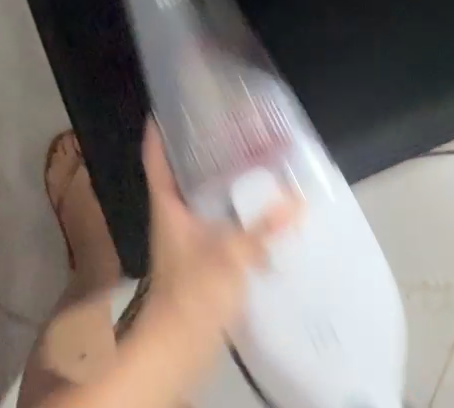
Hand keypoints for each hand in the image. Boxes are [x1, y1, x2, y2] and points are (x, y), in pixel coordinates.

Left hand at [138, 121, 299, 352]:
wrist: (179, 345)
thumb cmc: (193, 291)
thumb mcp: (230, 254)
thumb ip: (263, 228)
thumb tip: (298, 200)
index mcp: (167, 205)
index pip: (156, 158)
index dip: (158, 132)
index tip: (168, 108)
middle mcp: (172, 216)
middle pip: (181, 175)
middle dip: (201, 153)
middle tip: (228, 130)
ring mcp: (185, 239)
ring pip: (200, 200)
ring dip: (220, 184)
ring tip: (250, 163)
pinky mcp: (200, 260)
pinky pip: (215, 224)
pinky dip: (233, 214)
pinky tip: (259, 213)